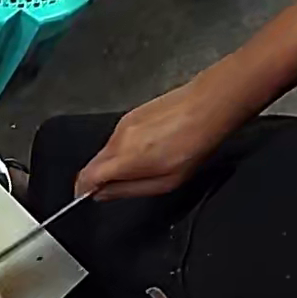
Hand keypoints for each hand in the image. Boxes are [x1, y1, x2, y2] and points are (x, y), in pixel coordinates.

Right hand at [73, 76, 248, 199]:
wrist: (214, 101)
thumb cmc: (197, 142)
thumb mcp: (167, 182)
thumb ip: (127, 190)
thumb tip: (102, 195)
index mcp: (122, 161)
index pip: (85, 178)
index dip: (82, 190)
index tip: (86, 195)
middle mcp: (115, 141)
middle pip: (92, 165)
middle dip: (99, 177)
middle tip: (119, 183)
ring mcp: (121, 126)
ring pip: (105, 151)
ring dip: (115, 161)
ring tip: (144, 162)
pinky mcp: (131, 115)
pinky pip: (117, 138)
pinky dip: (125, 147)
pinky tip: (150, 145)